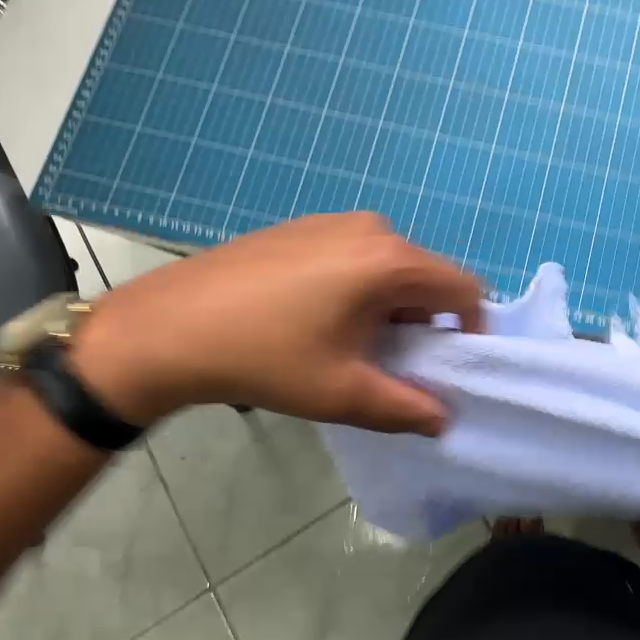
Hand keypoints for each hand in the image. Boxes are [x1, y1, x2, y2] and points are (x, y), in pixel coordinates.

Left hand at [68, 212, 481, 433]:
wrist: (168, 327)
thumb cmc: (265, 358)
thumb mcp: (341, 393)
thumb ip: (406, 408)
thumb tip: (444, 419)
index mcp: (390, 260)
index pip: (465, 287)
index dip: (471, 328)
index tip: (448, 366)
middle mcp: (372, 227)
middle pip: (427, 275)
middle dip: (425, 320)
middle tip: (394, 362)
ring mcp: (334, 220)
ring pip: (391, 265)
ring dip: (391, 304)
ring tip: (351, 344)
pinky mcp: (304, 224)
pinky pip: (357, 253)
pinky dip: (359, 286)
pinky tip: (316, 318)